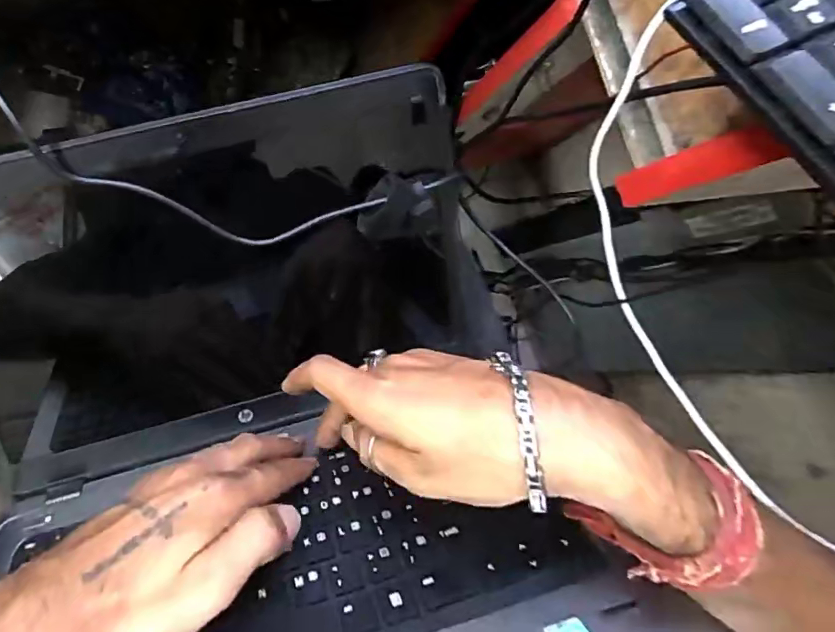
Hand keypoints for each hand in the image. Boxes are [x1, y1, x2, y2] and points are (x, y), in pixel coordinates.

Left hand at [0, 434, 312, 631]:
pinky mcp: (135, 499)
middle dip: (269, 447)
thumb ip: (248, 548)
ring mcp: (157, 487)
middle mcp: (185, 482)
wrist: (41, 617)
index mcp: (207, 502)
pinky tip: (210, 465)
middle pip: (238, 455)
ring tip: (262, 446)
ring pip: (213, 454)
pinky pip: (191, 461)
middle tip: (295, 442)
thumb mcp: (200, 594)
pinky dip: (216, 455)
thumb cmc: (128, 616)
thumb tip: (288, 514)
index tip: (310, 462)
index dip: (288, 470)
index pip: (261, 478)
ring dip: (245, 448)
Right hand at [282, 349, 719, 555]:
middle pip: (354, 380)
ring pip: (384, 378)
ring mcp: (426, 359)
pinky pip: (410, 375)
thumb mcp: (421, 475)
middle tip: (346, 447)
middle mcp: (396, 366)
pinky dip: (400, 396)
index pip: (325, 371)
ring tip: (388, 442)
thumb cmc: (480, 458)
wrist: (545, 423)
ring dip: (374, 404)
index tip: (289, 389)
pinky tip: (421, 424)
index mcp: (379, 394)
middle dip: (343, 411)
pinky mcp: (450, 360)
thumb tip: (359, 434)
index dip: (301, 377)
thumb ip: (379, 453)